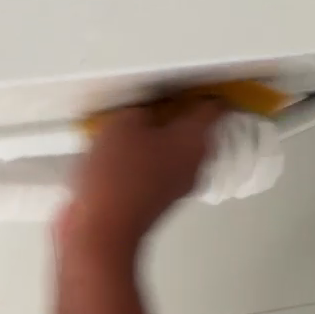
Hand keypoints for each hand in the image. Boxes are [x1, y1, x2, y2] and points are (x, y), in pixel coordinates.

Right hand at [60, 98, 225, 258]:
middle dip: (172, 115)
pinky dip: (139, 162)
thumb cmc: (116, 176)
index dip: (199, 89)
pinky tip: (114, 156)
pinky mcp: (153, 202)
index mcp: (197, 139)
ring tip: (124, 129)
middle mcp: (194, 164)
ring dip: (153, 139)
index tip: (182, 82)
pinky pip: (152, 171)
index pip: (214, 105)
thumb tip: (144, 114)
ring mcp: (175, 187)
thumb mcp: (122, 122)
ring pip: (171, 151)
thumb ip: (140, 109)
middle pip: (192, 130)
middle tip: (146, 104)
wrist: (100, 231)